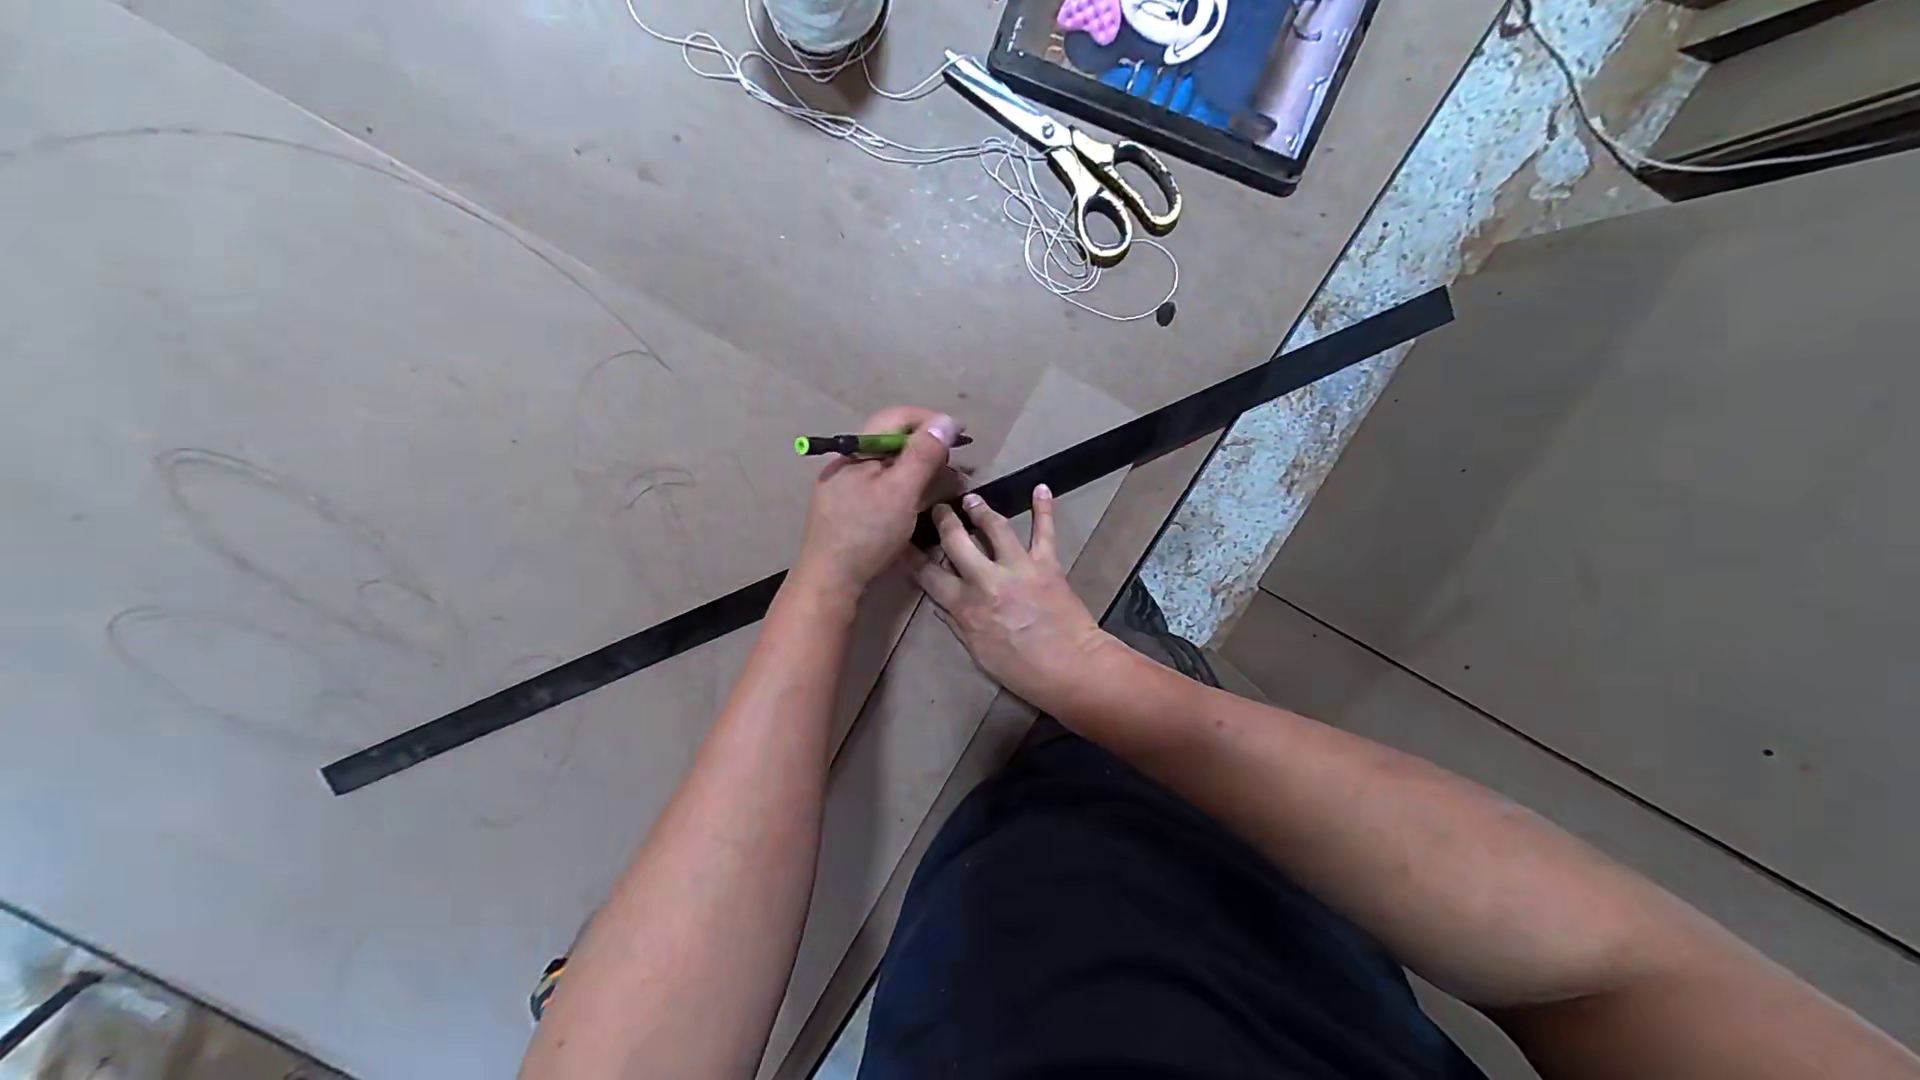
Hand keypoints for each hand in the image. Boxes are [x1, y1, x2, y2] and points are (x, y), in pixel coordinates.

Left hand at [794, 406, 963, 595]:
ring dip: (919, 472)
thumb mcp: (900, 491)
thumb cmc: (866, 533)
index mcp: (856, 452)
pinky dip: (904, 490)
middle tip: (954, 465)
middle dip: (927, 448)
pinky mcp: (848, 511)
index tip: (959, 434)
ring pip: (888, 468)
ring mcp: (845, 489)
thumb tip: (946, 421)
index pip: (896, 418)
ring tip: (943, 486)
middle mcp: (848, 464)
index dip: (930, 421)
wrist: (829, 580)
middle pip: (893, 443)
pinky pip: (881, 489)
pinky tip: (917, 505)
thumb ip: (923, 454)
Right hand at [911, 485, 1115, 713]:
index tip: (902, 540)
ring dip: (980, 509)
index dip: (912, 556)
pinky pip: (1044, 531)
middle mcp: (986, 578)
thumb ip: (958, 623)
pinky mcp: (1047, 563)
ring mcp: (1018, 566)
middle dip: (943, 520)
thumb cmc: (1021, 670)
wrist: (1071, 668)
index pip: (928, 574)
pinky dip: (1044, 508)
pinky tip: (1042, 488)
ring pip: (994, 527)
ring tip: (972, 499)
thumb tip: (940, 603)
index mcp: (965, 605)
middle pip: (956, 539)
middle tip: (939, 508)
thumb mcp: (978, 653)